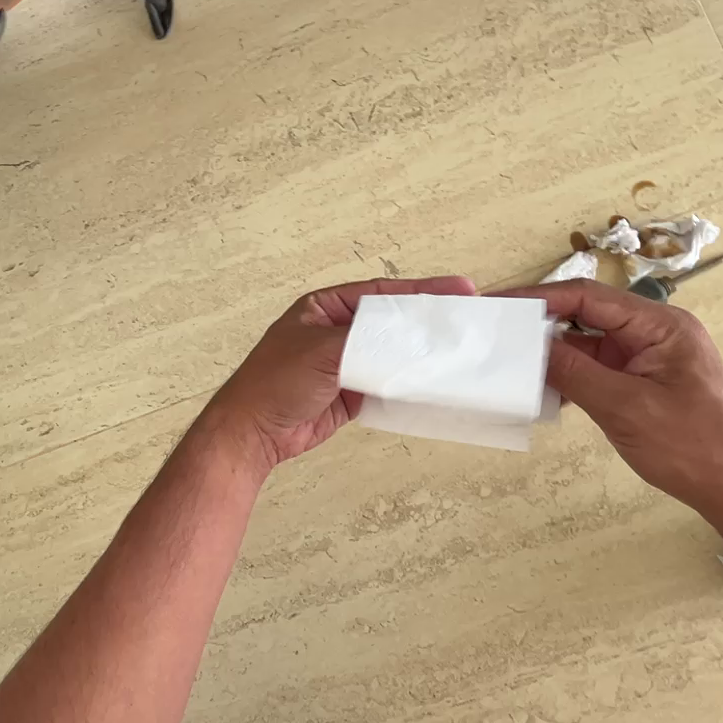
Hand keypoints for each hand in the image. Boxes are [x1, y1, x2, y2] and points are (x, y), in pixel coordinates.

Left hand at [200, 276, 476, 469]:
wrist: (254, 432)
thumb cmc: (275, 382)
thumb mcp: (323, 350)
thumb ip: (367, 340)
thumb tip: (411, 336)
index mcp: (326, 308)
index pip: (382, 294)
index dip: (421, 292)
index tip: (459, 290)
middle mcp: (338, 331)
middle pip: (392, 323)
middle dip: (428, 323)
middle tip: (468, 320)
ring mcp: (346, 362)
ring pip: (393, 354)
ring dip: (421, 354)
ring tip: (460, 350)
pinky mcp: (352, 392)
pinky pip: (388, 382)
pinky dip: (409, 383)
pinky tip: (434, 382)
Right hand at [494, 280, 722, 526]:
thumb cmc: (694, 448)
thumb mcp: (625, 408)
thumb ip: (573, 371)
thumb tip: (527, 345)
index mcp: (660, 325)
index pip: (588, 297)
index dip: (539, 297)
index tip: (499, 304)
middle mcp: (654, 332)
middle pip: (585, 314)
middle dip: (541, 322)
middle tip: (495, 332)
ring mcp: (648, 357)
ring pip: (587, 342)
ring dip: (552, 352)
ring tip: (510, 360)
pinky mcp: (642, 382)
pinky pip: (595, 367)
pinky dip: (568, 375)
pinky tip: (541, 389)